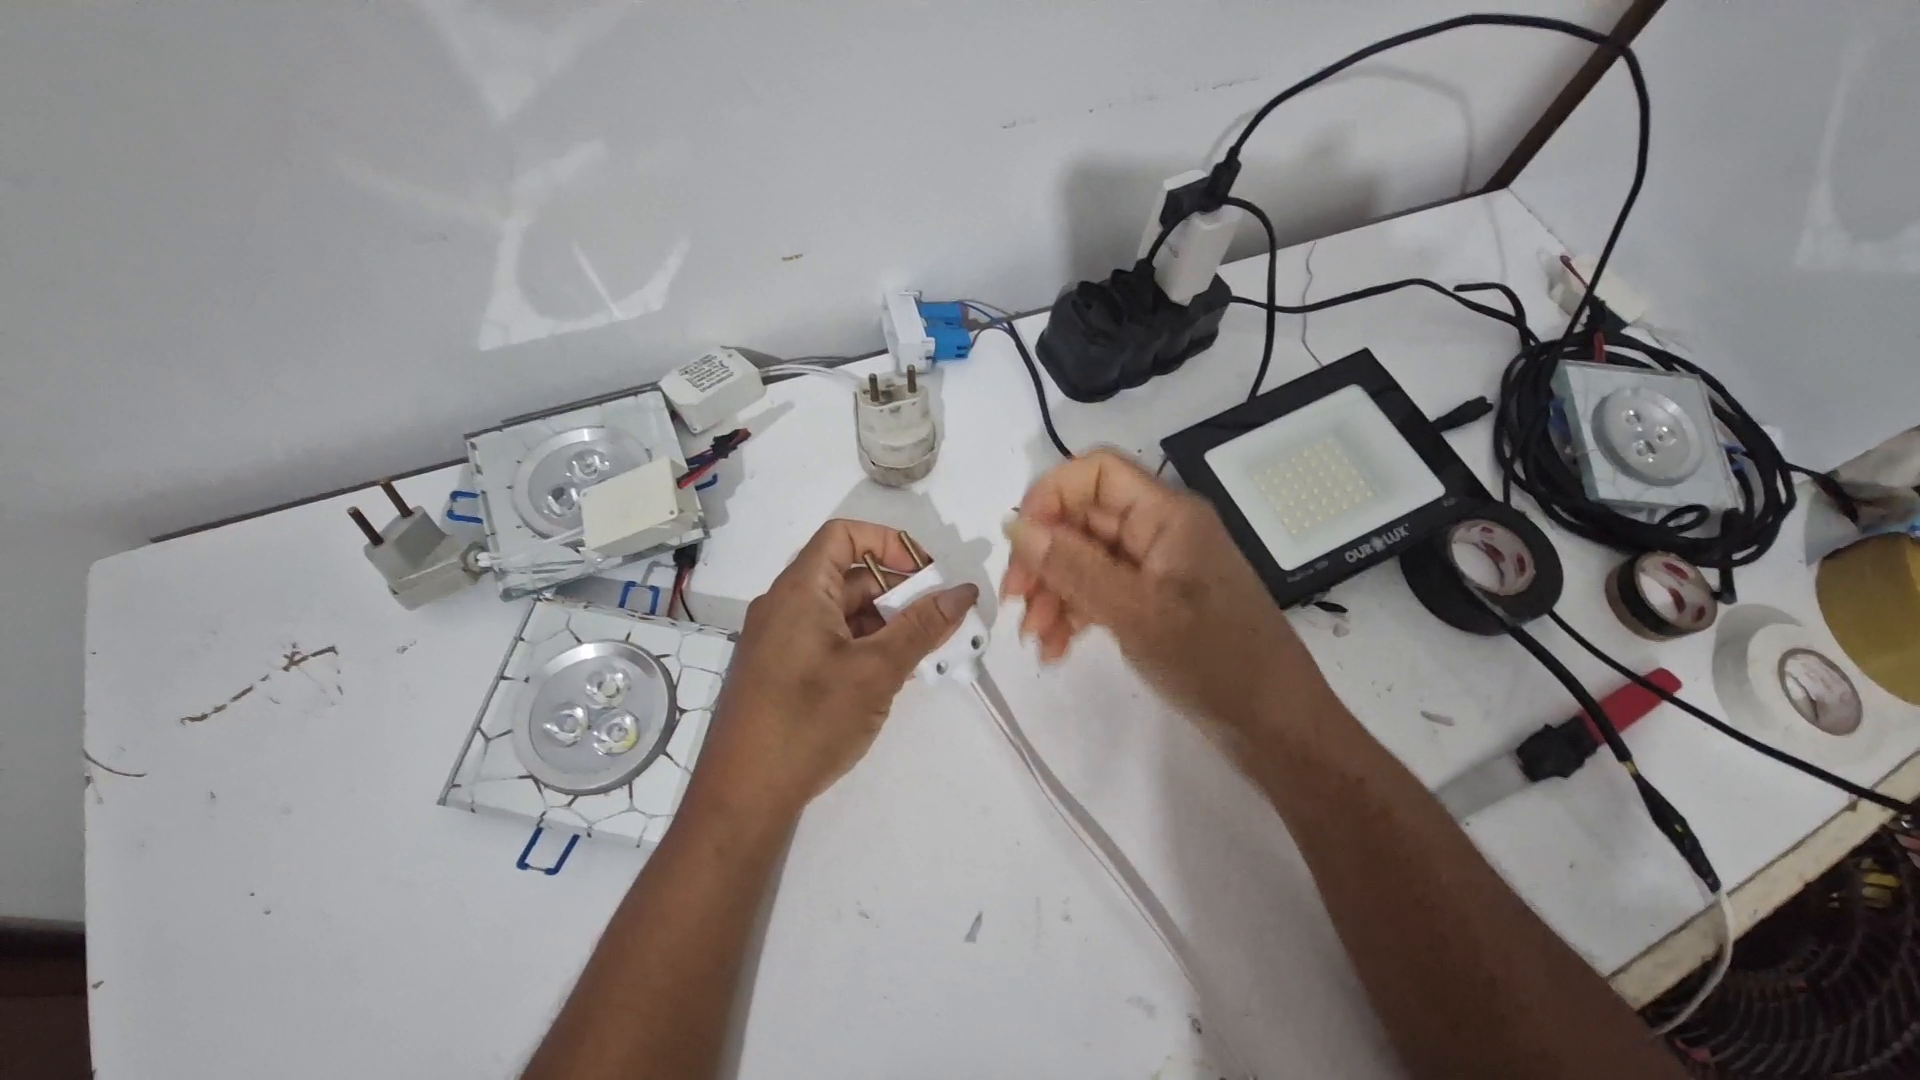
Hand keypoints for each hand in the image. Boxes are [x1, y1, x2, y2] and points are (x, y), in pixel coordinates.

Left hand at [691, 520, 979, 824]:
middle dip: (897, 590)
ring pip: (840, 612)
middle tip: (939, 619)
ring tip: (923, 651)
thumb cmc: (809, 721)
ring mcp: (779, 641)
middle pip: (847, 574)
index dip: (889, 544)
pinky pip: (827, 640)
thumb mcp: (875, 672)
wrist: (743, 794)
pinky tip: (890, 675)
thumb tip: (963, 591)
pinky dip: (862, 646)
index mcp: (799, 590)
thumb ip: (921, 627)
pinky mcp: (780, 671)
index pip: (844, 535)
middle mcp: (784, 606)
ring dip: (884, 622)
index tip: (928, 574)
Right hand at [1001, 449, 1329, 735]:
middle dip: (1043, 557)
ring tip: (1034, 640)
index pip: (1096, 473)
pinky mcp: (1153, 603)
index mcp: (1166, 515)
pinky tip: (1055, 649)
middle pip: (1083, 519)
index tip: (1019, 542)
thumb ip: (1073, 566)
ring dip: (1052, 593)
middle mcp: (1159, 532)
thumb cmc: (1214, 659)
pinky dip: (1073, 614)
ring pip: (1084, 559)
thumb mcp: (1136, 612)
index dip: (1051, 495)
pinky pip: (1100, 592)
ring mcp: (1156, 570)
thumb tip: (1016, 526)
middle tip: (1015, 603)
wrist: (1274, 722)